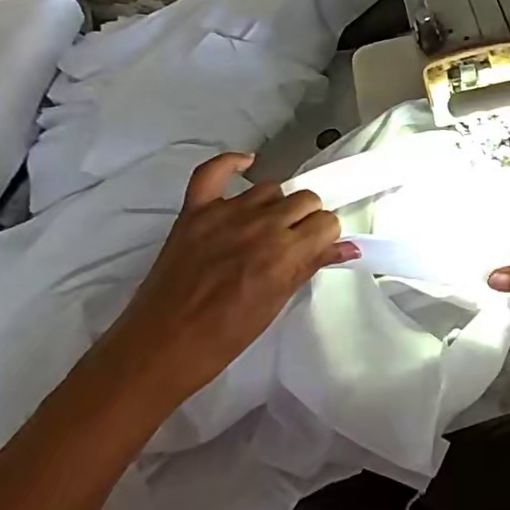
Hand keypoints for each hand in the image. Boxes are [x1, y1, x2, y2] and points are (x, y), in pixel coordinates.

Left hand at [112, 152, 358, 406]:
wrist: (162, 345)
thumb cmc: (224, 336)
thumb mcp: (275, 303)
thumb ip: (310, 266)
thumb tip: (347, 248)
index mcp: (283, 253)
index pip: (326, 222)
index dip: (325, 235)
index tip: (317, 247)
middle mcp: (259, 225)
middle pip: (304, 198)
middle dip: (306, 218)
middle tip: (293, 241)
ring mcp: (224, 213)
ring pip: (269, 187)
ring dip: (275, 204)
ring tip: (265, 227)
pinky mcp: (194, 210)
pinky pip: (214, 171)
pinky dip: (231, 164)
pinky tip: (245, 165)